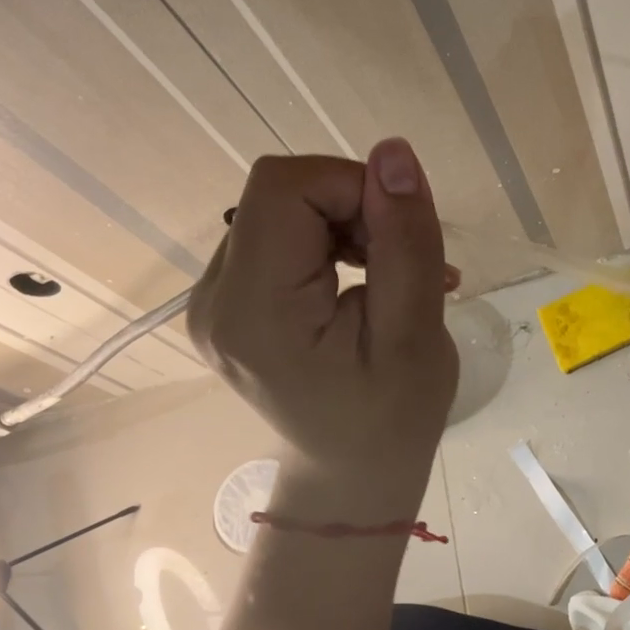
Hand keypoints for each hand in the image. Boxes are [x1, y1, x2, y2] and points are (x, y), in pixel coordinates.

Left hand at [186, 140, 458, 515]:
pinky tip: (368, 285)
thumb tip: (394, 152)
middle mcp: (214, 297)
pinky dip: (331, 248)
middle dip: (355, 211)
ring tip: (398, 279)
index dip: (352, 186)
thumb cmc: (393, 420)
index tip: (405, 236)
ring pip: (282, 214)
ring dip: (349, 229)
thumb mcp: (415, 335)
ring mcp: (214, 302)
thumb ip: (405, 244)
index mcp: (253, 309)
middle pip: (279, 196)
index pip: (283, 188)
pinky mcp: (230, 306)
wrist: (354, 477)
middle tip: (411, 264)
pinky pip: (279, 243)